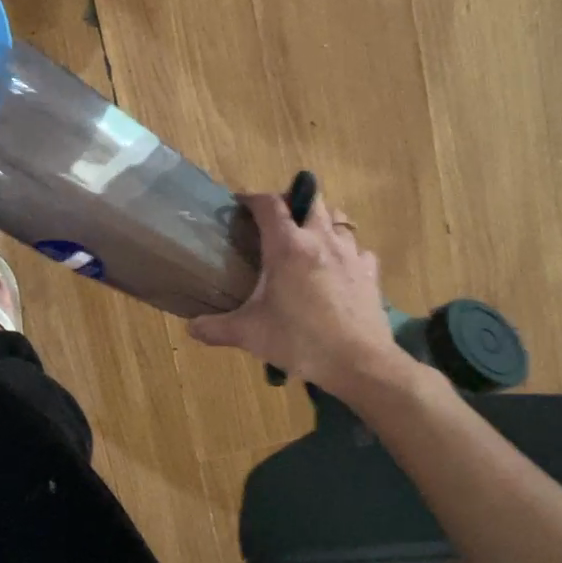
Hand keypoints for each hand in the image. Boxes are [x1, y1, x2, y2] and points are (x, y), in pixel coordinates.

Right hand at [187, 190, 406, 396]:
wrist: (360, 363)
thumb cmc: (299, 340)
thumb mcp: (248, 334)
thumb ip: (215, 327)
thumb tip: (191, 327)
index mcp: (288, 247)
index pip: (270, 204)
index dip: (253, 198)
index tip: (240, 204)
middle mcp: (321, 241)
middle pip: (311, 201)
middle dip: (292, 202)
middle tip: (276, 220)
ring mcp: (351, 256)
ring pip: (338, 220)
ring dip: (321, 221)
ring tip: (306, 237)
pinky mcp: (370, 274)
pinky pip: (358, 250)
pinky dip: (346, 251)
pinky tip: (337, 267)